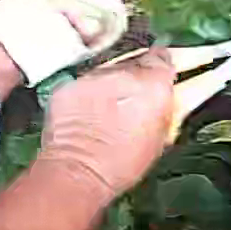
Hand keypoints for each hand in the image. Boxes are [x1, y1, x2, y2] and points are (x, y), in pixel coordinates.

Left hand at [36, 48, 175, 202]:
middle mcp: (122, 74)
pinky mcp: (68, 85)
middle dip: (131, 80)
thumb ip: (162, 107)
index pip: (161, 59)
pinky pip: (81, 84)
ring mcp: (92, 77)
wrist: (79, 171)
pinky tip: (85, 116)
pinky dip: (84, 96)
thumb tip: (161, 98)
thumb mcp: (160, 137)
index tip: (157, 76)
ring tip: (105, 114)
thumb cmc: (121, 164)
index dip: (158, 68)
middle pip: (131, 64)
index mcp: (152, 85)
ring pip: (105, 72)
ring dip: (107, 87)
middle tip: (128, 103)